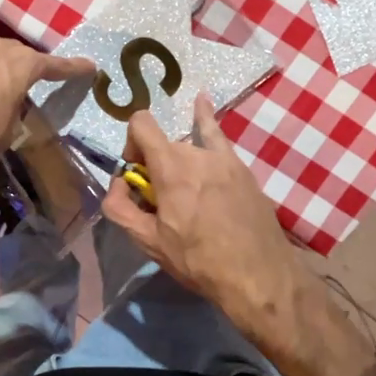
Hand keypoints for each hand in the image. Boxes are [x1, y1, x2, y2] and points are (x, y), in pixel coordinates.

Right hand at [101, 95, 373, 375]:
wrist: (257, 275)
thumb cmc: (198, 260)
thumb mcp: (148, 241)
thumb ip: (119, 207)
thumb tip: (118, 184)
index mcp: (171, 168)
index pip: (141, 124)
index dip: (131, 144)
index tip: (136, 175)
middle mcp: (197, 153)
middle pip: (165, 143)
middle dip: (154, 164)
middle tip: (160, 201)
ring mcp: (225, 158)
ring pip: (189, 148)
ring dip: (179, 162)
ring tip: (185, 194)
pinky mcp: (243, 169)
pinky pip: (218, 137)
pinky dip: (206, 118)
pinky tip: (202, 101)